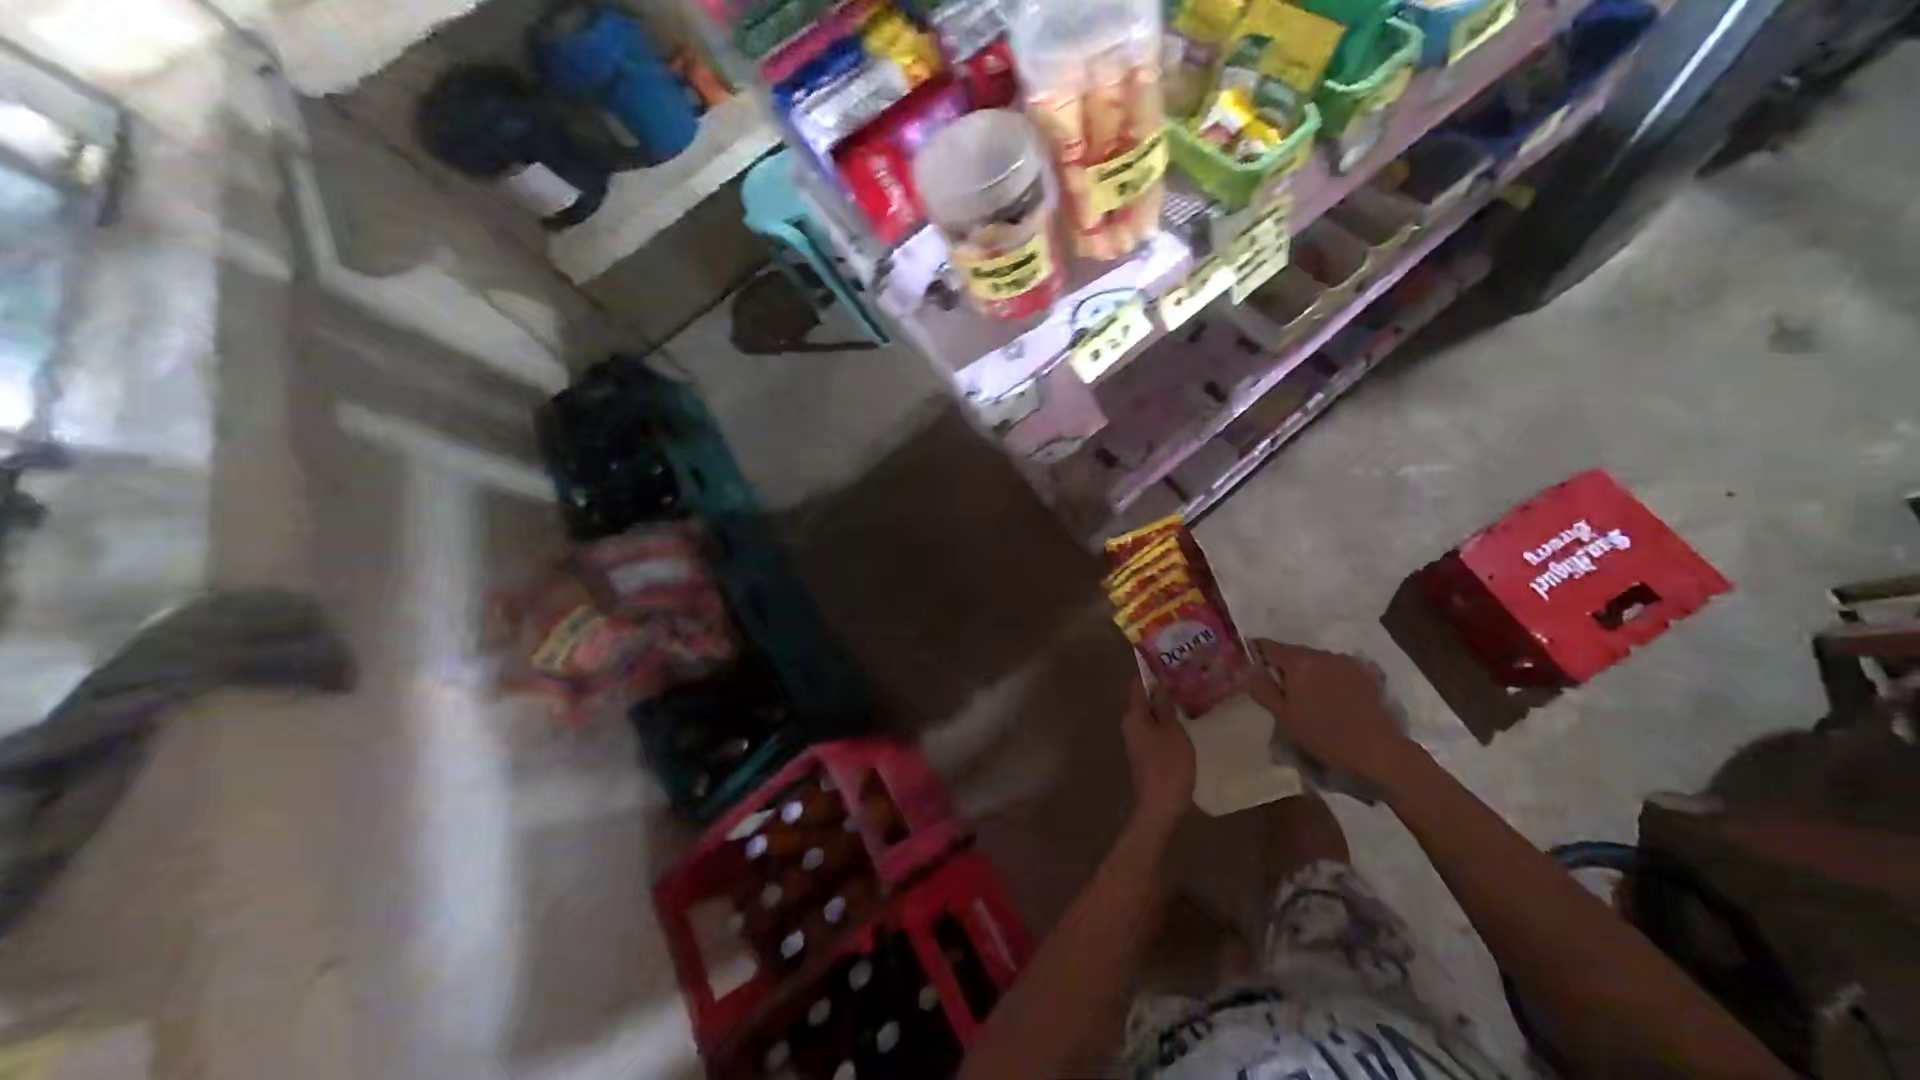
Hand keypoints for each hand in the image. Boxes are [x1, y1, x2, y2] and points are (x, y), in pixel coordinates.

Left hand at [1121, 680, 1194, 831]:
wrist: (1159, 806)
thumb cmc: (1167, 766)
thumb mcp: (1172, 733)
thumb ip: (1165, 708)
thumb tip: (1159, 685)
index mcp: (1133, 716)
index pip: (1138, 684)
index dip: (1152, 671)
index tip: (1170, 661)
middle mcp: (1130, 724)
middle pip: (1143, 698)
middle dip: (1162, 687)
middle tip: (1186, 676)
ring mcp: (1137, 739)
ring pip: (1150, 714)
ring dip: (1166, 705)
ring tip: (1190, 694)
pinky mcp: (1146, 752)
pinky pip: (1155, 728)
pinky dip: (1167, 721)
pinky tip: (1185, 720)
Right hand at [1247, 639, 1419, 783]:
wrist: (1376, 750)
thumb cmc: (1323, 735)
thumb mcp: (1282, 716)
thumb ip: (1261, 689)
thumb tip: (1252, 671)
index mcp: (1299, 662)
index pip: (1267, 646)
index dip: (1257, 654)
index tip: (1254, 669)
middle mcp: (1322, 654)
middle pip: (1293, 652)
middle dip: (1284, 667)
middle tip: (1283, 692)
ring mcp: (1346, 662)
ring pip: (1316, 660)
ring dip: (1308, 672)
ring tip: (1311, 697)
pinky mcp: (1365, 672)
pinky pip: (1337, 668)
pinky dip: (1329, 677)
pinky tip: (1334, 698)